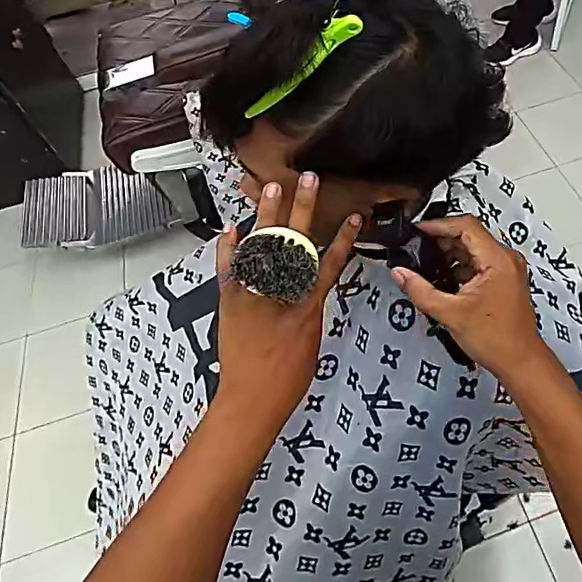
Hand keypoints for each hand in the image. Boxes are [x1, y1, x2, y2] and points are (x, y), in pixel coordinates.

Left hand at [213, 174, 361, 426]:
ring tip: (270, 189)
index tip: (353, 218)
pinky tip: (232, 227)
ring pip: (260, 248)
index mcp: (304, 303)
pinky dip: (229, 248)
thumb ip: (311, 306)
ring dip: (265, 215)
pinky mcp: (229, 301)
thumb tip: (311, 285)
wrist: (250, 400)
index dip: (342, 238)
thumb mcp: (311, 338)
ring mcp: (249, 294)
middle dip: (302, 208)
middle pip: (294, 243)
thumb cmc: (285, 376)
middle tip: (308, 182)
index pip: (328, 262)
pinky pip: (228, 268)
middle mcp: (276, 293)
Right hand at [389, 217, 557, 379]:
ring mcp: (508, 269)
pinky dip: (462, 266)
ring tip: (429, 266)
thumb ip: (420, 290)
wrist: (520, 361)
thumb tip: (401, 273)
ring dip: (452, 254)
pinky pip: (481, 263)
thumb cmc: (497, 339)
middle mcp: (507, 259)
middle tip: (419, 250)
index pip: (466, 225)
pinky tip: (446, 280)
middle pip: (470, 235)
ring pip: (475, 249)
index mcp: (498, 260)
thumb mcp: (450, 313)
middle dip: (443, 240)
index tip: (420, 231)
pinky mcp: (506, 280)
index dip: (439, 225)